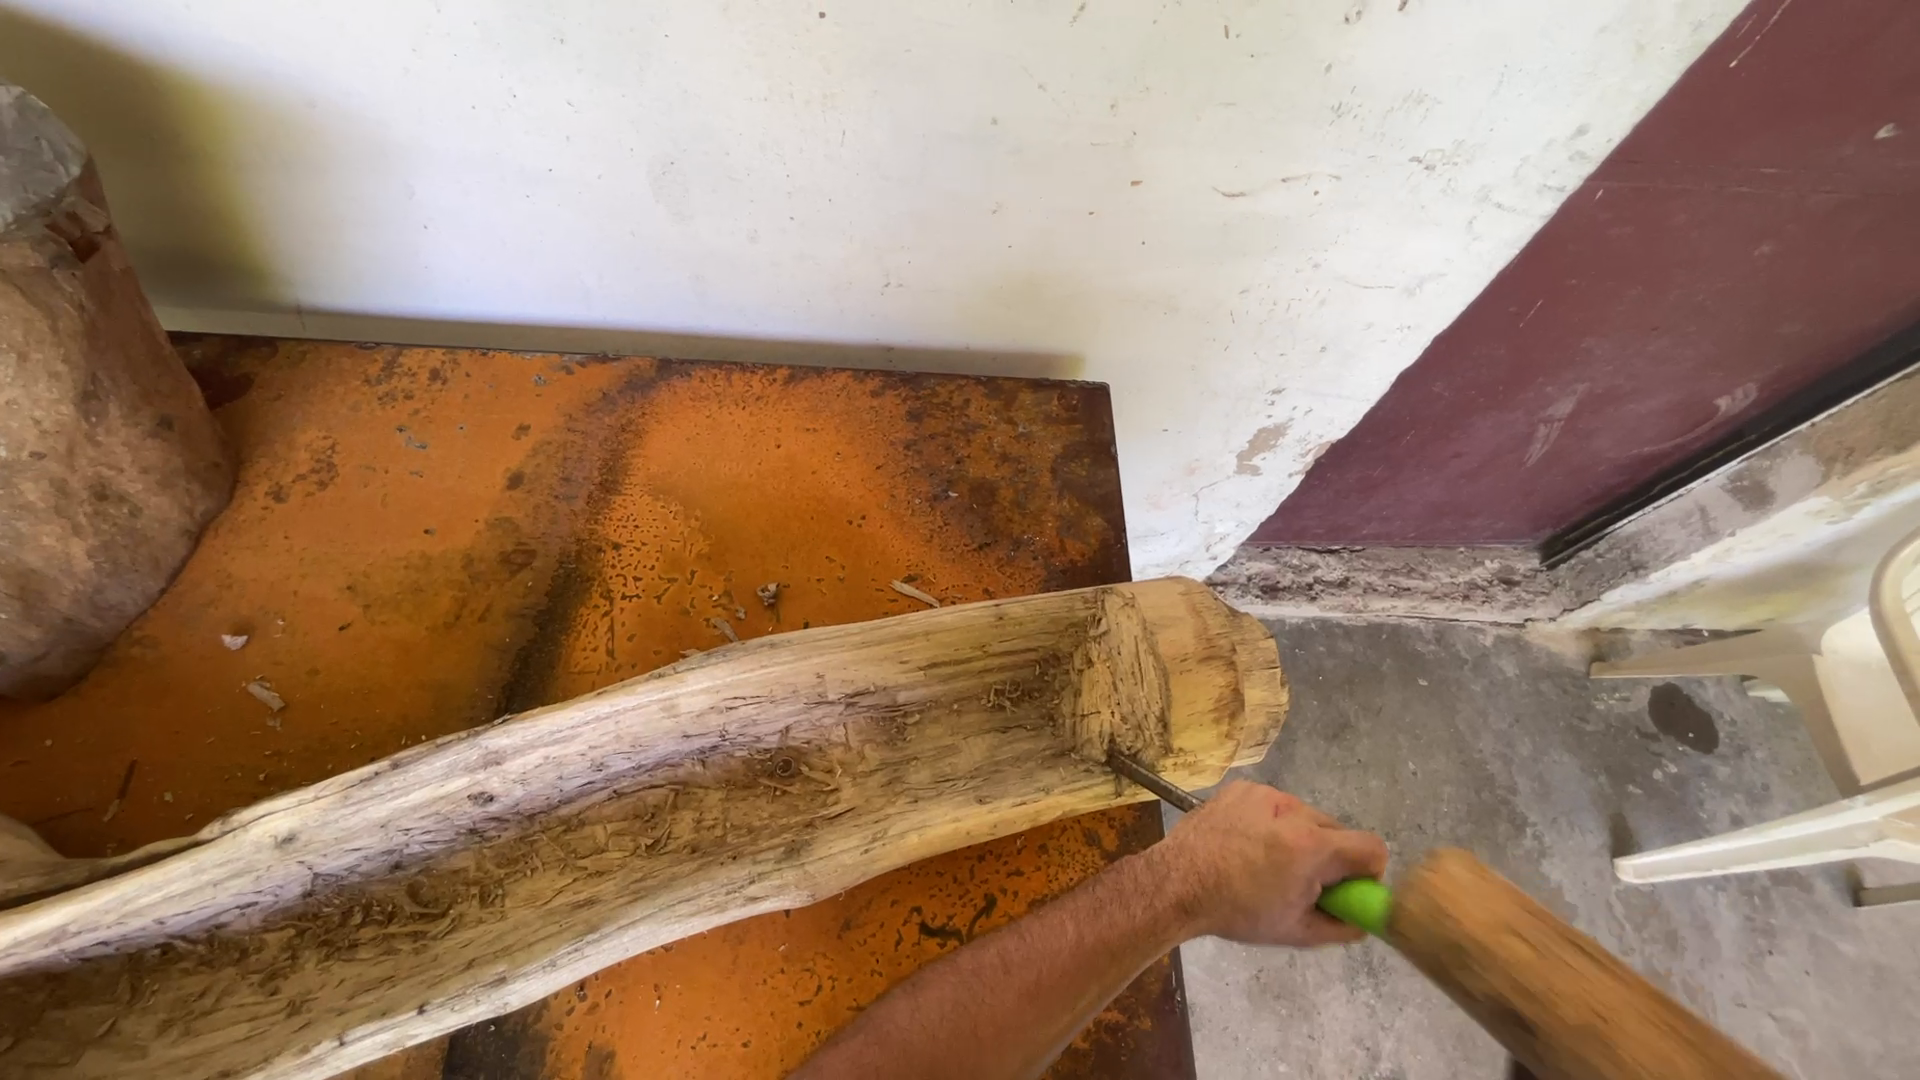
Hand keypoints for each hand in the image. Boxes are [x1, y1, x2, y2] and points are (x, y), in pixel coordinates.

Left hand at [1152, 781, 1388, 946]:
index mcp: (1310, 845)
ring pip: (1303, 816)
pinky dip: (1271, 822)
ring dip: (1298, 837)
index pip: (1371, 847)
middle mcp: (1291, 809)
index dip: (1365, 872)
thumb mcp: (1297, 931)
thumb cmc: (1237, 911)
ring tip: (1267, 862)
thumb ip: (1343, 926)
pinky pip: (1273, 805)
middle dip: (1328, 856)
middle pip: (1335, 831)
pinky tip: (1247, 842)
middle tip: (1300, 881)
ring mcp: (1262, 793)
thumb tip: (1363, 919)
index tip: (1344, 890)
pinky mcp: (1240, 787)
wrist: (1177, 882)